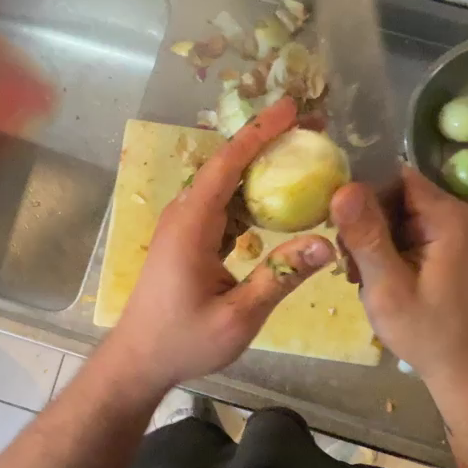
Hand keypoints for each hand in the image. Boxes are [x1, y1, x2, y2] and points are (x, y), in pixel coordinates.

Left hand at [101, 97, 334, 393]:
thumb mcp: (239, 315)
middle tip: (313, 128)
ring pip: (225, 184)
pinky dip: (251, 196)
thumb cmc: (184, 341)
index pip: (227, 165)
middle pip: (227, 166)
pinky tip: (279, 200)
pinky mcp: (187, 240)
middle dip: (268, 142)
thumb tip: (327, 243)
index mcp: (191, 226)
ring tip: (304, 155)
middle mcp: (183, 215)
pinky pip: (222, 205)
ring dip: (261, 168)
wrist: (140, 360)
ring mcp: (183, 226)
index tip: (292, 108)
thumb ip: (280, 277)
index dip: (259, 133)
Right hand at [329, 167, 467, 384]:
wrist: (463, 367)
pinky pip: (400, 233)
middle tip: (347, 262)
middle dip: (362, 222)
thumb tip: (342, 188)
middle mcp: (450, 214)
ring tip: (358, 275)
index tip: (334, 221)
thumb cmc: (427, 331)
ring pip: (391, 215)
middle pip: (391, 194)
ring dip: (368, 241)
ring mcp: (446, 231)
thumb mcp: (387, 286)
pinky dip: (381, 252)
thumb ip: (366, 236)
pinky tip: (371, 278)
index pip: (392, 175)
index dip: (360, 192)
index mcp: (445, 215)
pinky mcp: (439, 247)